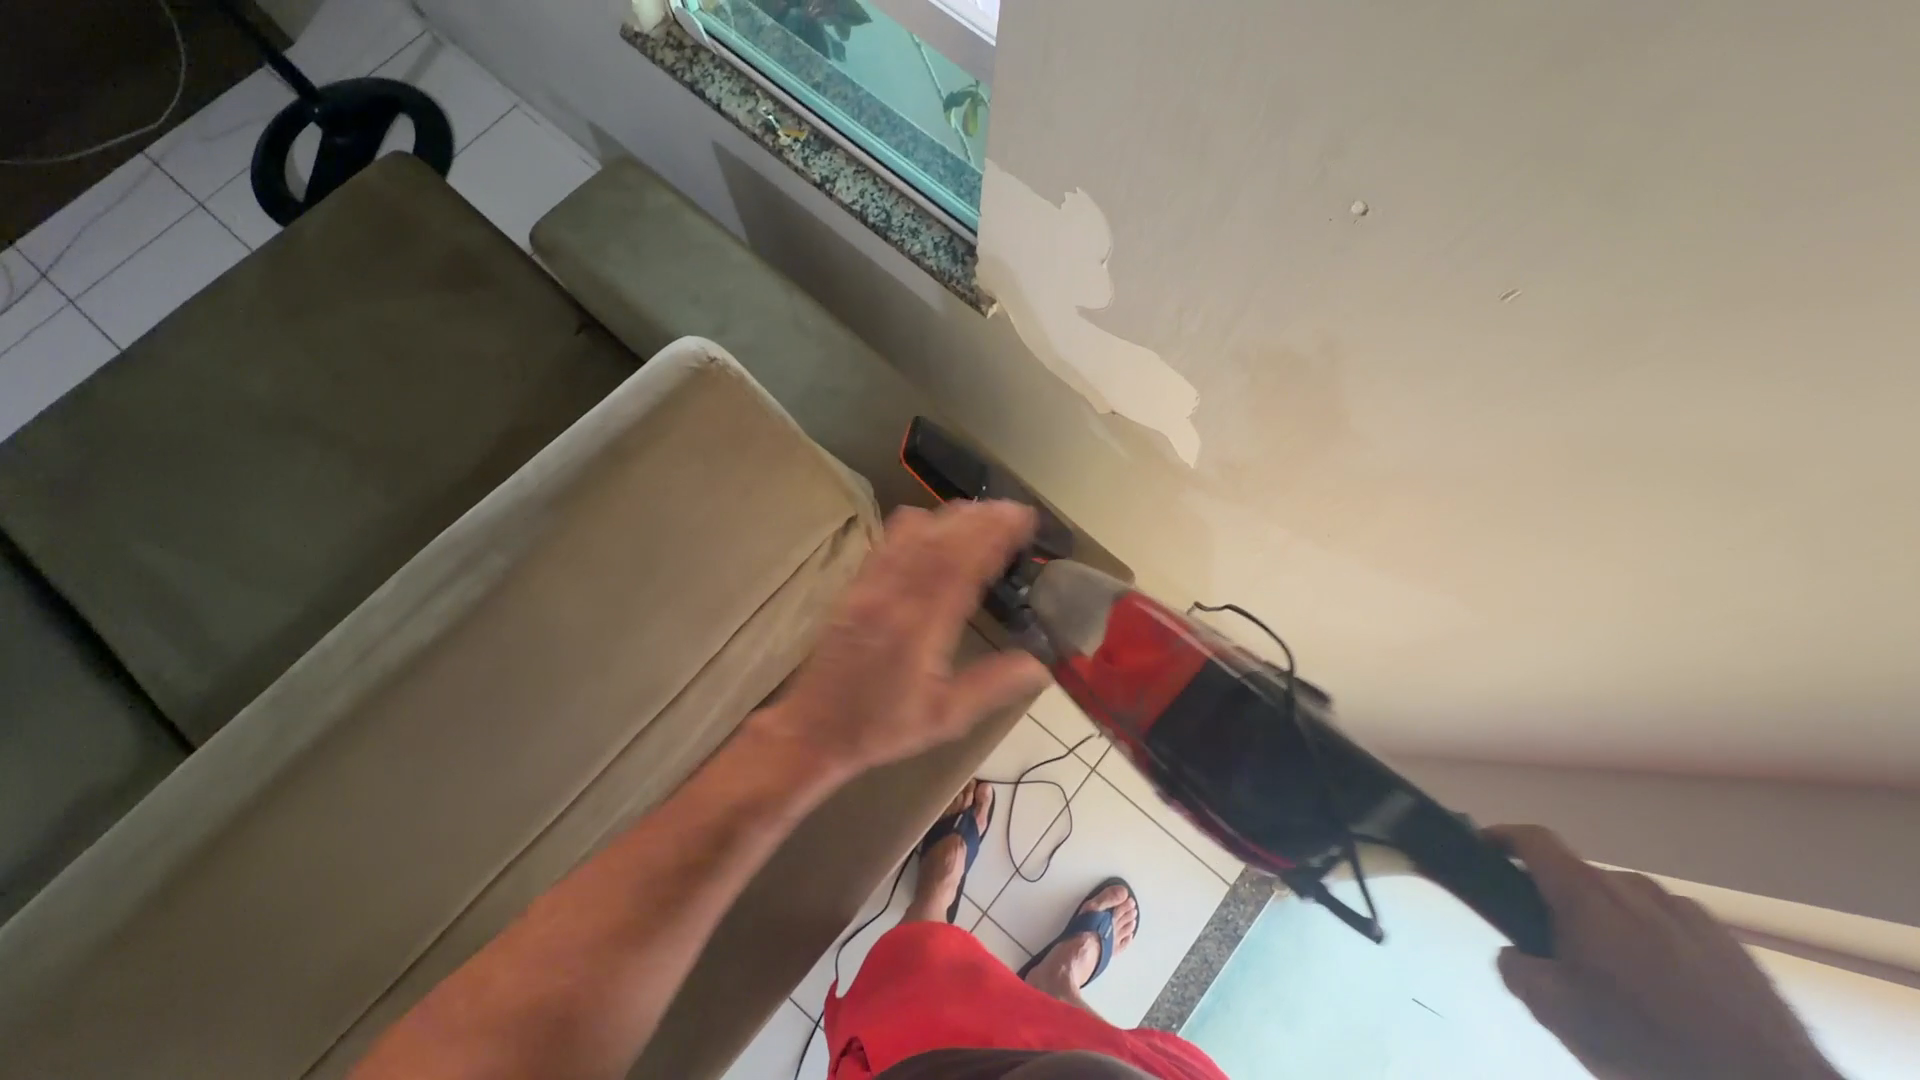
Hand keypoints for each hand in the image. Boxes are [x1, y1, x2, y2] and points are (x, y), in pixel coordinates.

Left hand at [755, 500, 1051, 777]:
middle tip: (1014, 511)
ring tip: (984, 514)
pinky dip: (919, 523)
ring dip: (953, 516)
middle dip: (982, 517)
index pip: (965, 564)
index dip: (996, 535)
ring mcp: (871, 585)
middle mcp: (896, 594)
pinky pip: (889, 540)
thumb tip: (1040, 666)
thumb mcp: (945, 716)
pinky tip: (935, 526)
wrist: (815, 728)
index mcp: (922, 625)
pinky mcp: (856, 584)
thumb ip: (992, 686)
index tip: (1024, 520)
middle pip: (943, 537)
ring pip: (915, 531)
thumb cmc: (882, 725)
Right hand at [1489, 825, 1840, 1079]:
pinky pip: (1673, 932)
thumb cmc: (1643, 1039)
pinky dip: (1655, 950)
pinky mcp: (1733, 946)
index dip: (1502, 838)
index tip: (1484, 849)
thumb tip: (1517, 955)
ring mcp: (1691, 914)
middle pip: (1581, 881)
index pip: (1534, 841)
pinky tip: (1666, 999)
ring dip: (1610, 930)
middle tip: (1555, 955)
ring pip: (1629, 908)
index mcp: (1587, 895)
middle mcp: (1636, 889)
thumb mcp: (1555, 1012)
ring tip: (1618, 986)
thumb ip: (1518, 970)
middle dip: (1560, 907)